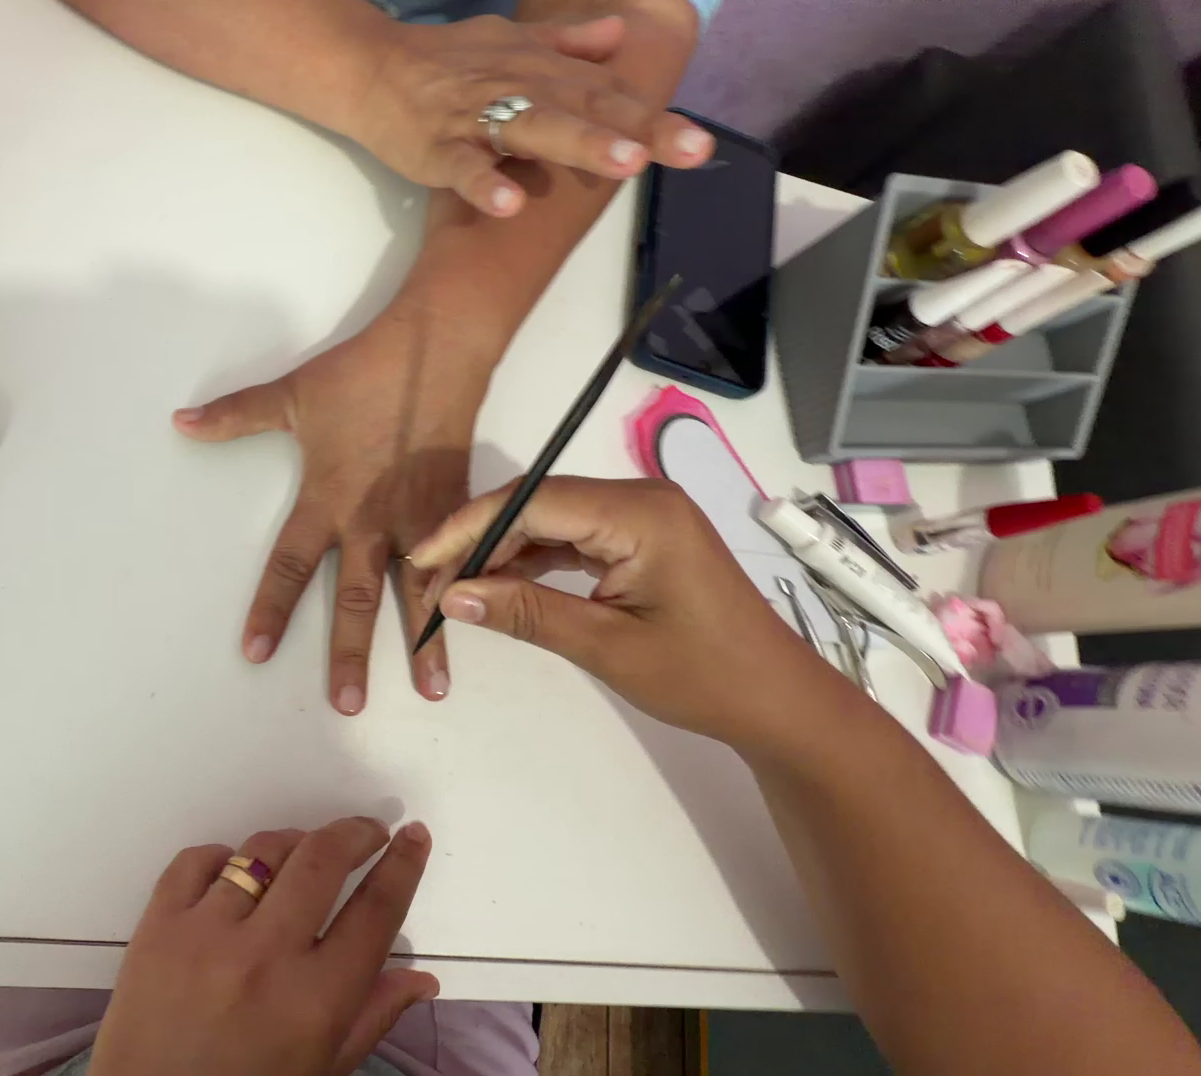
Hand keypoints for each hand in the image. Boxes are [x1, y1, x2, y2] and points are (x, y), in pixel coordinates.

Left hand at [90, 818, 436, 1075]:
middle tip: (368, 831)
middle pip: (322, 859)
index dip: (403, 864)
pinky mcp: (158, 925)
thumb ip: (371, 1018)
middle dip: (355, 833)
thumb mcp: (320, 1070)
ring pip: (263, 850)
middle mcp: (265, 957)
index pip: (376, 912)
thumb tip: (421, 978)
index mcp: (315, 1002)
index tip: (413, 835)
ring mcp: (206, 935)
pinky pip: (196, 859)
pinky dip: (221, 856)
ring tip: (302, 853)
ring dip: (293, 841)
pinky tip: (232, 873)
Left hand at [174, 324, 479, 713]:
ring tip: (430, 690)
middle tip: (346, 705)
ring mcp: (420, 520)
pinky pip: (464, 562)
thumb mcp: (292, 396)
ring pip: (418, 593)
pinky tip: (480, 629)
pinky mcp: (458, 509)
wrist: (434, 351)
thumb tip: (180, 422)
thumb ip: (236, 417)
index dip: (270, 611)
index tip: (257, 654)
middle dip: (349, 655)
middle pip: (355, 600)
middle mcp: (371, 523)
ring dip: (424, 644)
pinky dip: (470, 596)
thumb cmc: (361, 375)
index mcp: (326, 502)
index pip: (289, 569)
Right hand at [356, 8, 709, 216]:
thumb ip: (564, 47)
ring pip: (533, 128)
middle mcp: (518, 89)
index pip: (604, 94)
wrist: (375, 69)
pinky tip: (510, 204)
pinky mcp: (437, 147)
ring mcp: (476, 118)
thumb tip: (616, 39)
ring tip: (625, 164)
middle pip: (584, 108)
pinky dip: (484, 183)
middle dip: (636, 128)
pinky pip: (463, 166)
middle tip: (689, 151)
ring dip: (579, 142)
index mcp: (539, 72)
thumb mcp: (510, 45)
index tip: (697, 144)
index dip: (652, 116)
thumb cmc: (446, 64)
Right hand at [411, 477, 831, 747]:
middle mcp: (640, 498)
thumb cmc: (701, 677)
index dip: (469, 527)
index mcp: (640, 513)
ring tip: (458, 585)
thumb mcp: (604, 646)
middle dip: (480, 539)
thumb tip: (450, 596)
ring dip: (503, 551)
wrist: (776, 702)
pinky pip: (573, 538)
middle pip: (538, 504)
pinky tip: (502, 584)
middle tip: (433, 580)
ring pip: (551, 520)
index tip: (423, 559)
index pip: (533, 502)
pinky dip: (534, 561)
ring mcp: (643, 517)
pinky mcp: (641, 539)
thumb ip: (524, 612)